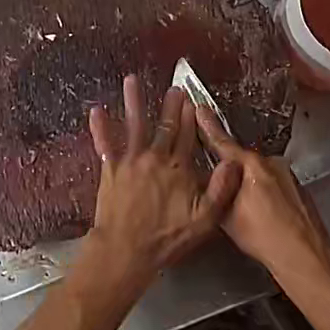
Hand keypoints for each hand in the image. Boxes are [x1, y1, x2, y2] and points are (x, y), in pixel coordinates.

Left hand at [79, 75, 241, 290]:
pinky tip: (96, 110)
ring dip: (134, 101)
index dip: (191, 118)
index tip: (193, 101)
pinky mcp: (110, 169)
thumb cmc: (165, 238)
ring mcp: (131, 161)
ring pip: (134, 124)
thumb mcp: (204, 220)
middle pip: (165, 126)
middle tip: (173, 88)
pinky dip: (99, 126)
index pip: (188, 137)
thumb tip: (233, 165)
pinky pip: (104, 143)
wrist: (126, 249)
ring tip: (131, 80)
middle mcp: (155, 158)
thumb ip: (221, 190)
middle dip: (170, 105)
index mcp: (179, 169)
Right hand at [189, 102, 329, 283]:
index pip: (222, 142)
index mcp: (249, 165)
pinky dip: (264, 194)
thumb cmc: (266, 237)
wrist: (304, 254)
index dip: (207, 127)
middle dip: (229, 172)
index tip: (200, 111)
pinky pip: (272, 184)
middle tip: (222, 192)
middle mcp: (270, 164)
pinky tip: (262, 215)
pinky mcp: (297, 188)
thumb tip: (205, 178)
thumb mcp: (225, 213)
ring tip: (246, 212)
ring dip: (248, 185)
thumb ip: (214, 189)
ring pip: (257, 174)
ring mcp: (286, 175)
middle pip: (240, 161)